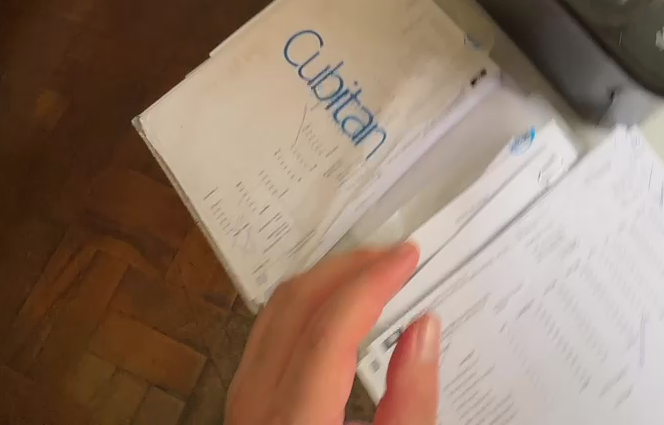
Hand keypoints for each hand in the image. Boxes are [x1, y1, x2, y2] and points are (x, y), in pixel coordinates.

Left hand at [226, 243, 438, 424]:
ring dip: (325, 282)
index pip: (330, 331)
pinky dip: (305, 306)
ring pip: (273, 314)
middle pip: (293, 307)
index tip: (410, 254)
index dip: (372, 282)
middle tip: (396, 257)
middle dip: (348, 269)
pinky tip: (340, 310)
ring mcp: (239, 413)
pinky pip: (267, 335)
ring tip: (373, 274)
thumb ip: (411, 403)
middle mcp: (255, 414)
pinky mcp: (241, 415)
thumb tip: (424, 326)